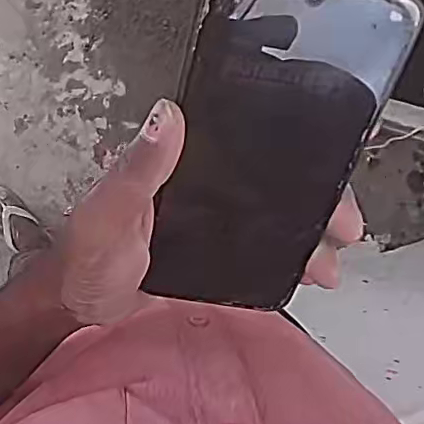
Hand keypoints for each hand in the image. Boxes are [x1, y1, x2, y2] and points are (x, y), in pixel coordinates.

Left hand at [53, 99, 366, 325]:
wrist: (81, 307)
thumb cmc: (87, 256)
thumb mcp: (110, 210)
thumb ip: (137, 169)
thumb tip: (165, 116)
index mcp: (173, 166)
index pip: (238, 145)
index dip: (284, 153)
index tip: (321, 164)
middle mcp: (194, 187)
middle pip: (265, 183)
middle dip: (310, 199)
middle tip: (342, 223)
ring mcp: (204, 221)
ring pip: (268, 218)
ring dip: (304, 234)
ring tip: (327, 258)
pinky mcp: (208, 254)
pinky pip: (255, 249)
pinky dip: (284, 259)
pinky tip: (302, 271)